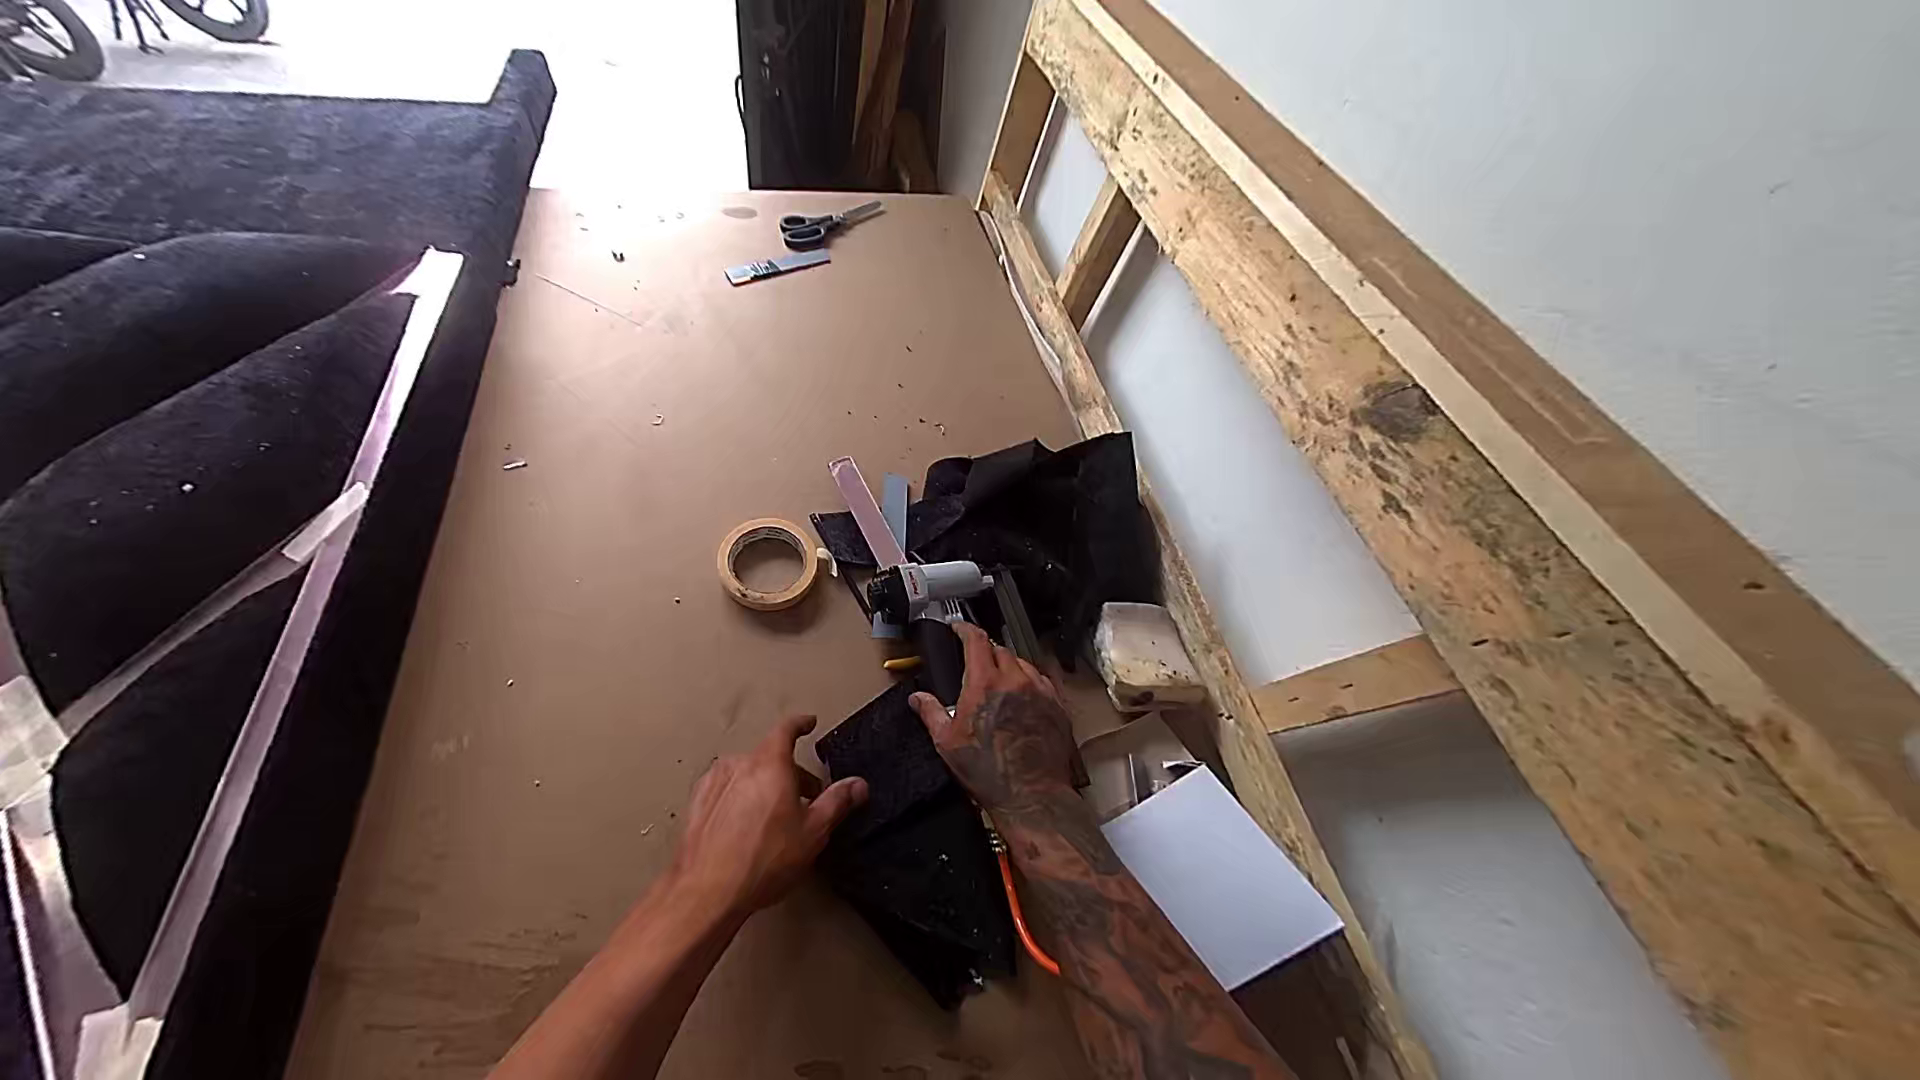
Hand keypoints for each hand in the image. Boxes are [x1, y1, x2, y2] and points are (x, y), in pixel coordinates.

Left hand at [669, 715, 867, 915]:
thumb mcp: (814, 831)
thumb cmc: (761, 861)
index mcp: (770, 764)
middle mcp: (740, 766)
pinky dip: (739, 799)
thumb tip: (857, 785)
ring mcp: (715, 784)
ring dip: (764, 786)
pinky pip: (726, 790)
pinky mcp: (697, 805)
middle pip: (770, 757)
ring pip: (747, 774)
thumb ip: (838, 801)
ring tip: (774, 817)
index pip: (787, 730)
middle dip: (790, 773)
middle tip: (805, 798)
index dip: (800, 724)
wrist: (707, 893)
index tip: (808, 724)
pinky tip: (745, 826)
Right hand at [910, 621, 1078, 813]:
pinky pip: (1042, 680)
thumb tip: (918, 699)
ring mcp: (1040, 691)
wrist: (1031, 795)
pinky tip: (1022, 697)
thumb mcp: (948, 743)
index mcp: (985, 684)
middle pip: (1000, 649)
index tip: (959, 629)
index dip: (965, 629)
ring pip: (1022, 663)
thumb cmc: (990, 773)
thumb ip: (931, 713)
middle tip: (976, 664)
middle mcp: (1015, 680)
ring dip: (1008, 667)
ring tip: (998, 684)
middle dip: (985, 652)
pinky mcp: (1056, 705)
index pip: (977, 640)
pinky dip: (1029, 681)